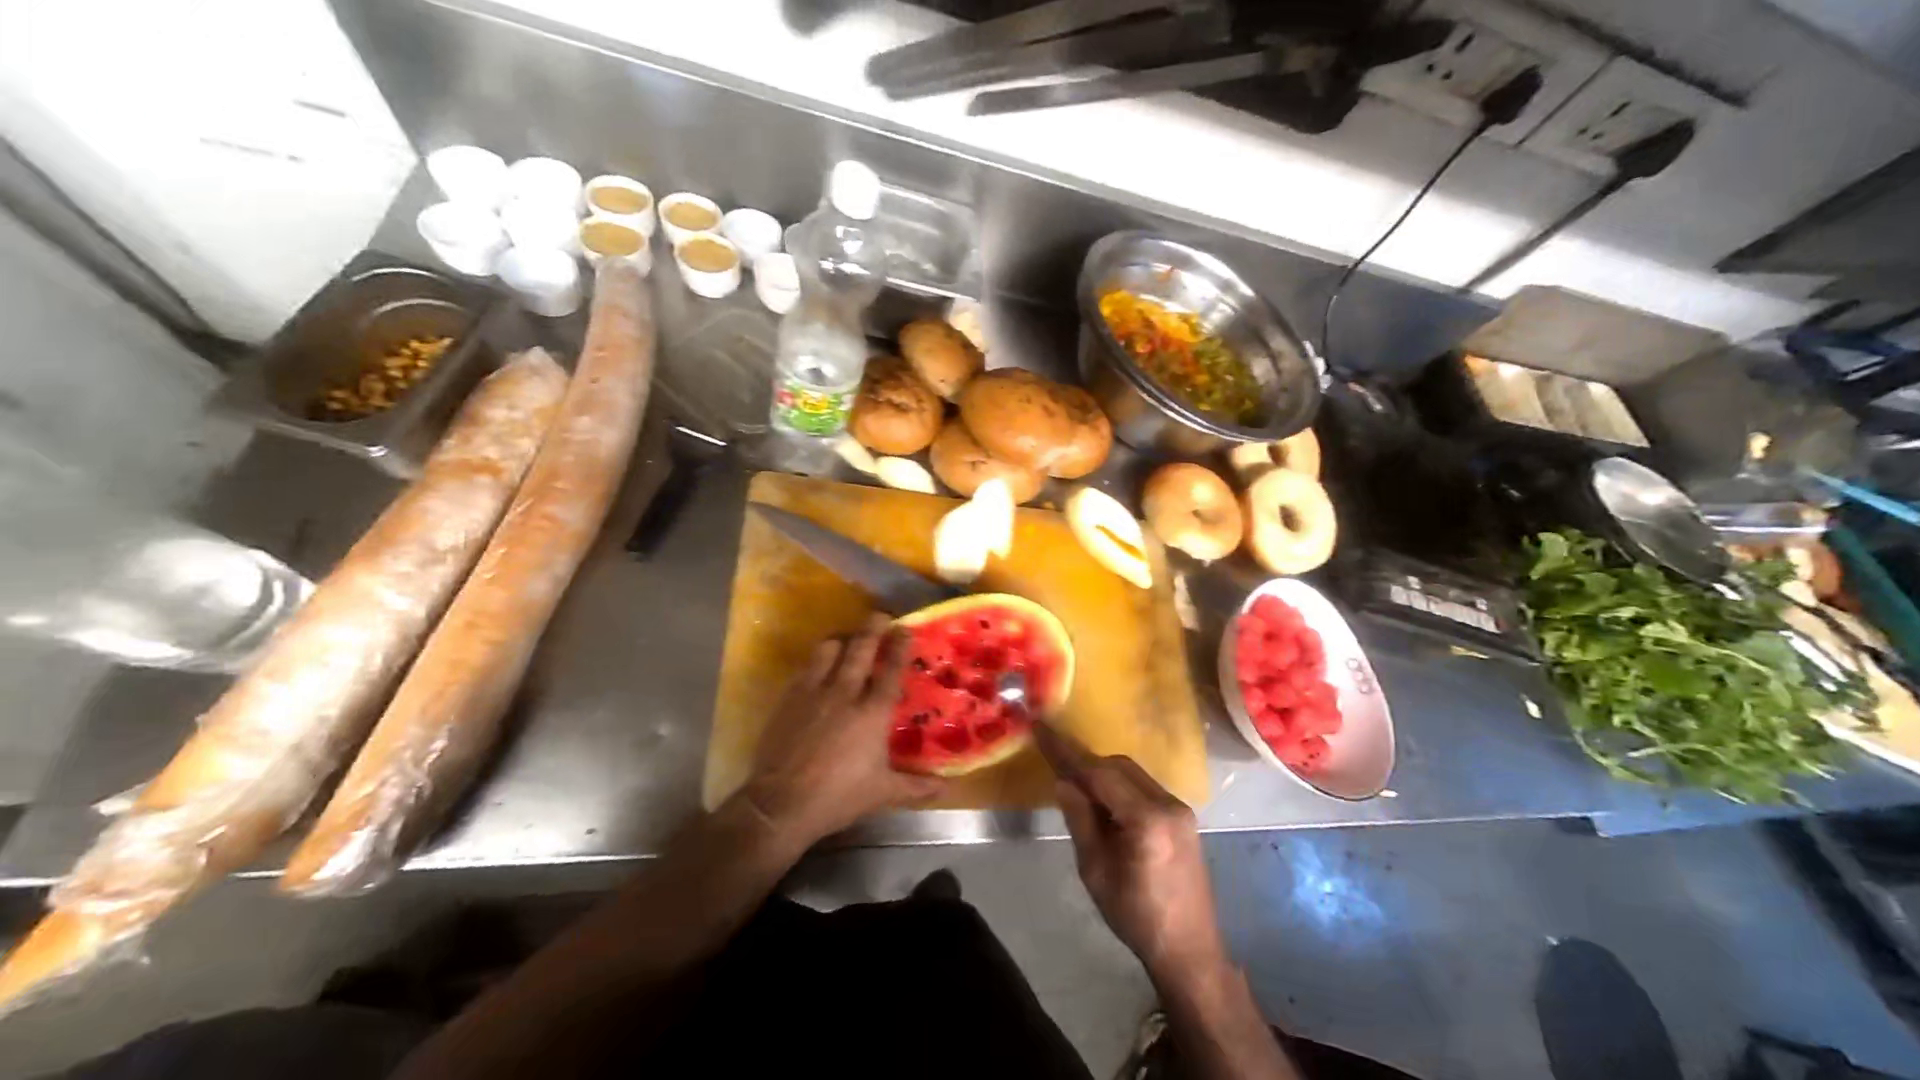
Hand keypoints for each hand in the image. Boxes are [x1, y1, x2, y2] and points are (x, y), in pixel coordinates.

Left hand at [743, 615, 943, 844]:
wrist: (781, 802)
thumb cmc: (838, 796)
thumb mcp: (883, 793)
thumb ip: (916, 786)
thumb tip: (947, 788)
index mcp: (872, 712)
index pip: (890, 670)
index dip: (899, 646)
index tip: (905, 627)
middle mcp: (844, 693)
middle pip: (860, 649)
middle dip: (872, 628)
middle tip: (880, 616)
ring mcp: (812, 692)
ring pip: (828, 650)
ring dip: (841, 640)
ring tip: (848, 640)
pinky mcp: (788, 699)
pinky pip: (805, 668)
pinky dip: (816, 662)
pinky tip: (818, 669)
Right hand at [1036, 725, 1226, 980]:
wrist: (1189, 949)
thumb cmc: (1136, 916)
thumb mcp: (1095, 871)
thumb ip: (1080, 820)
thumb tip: (1064, 782)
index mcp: (1146, 819)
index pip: (1100, 773)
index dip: (1067, 752)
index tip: (1042, 730)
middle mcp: (1168, 804)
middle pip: (1119, 767)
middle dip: (1086, 764)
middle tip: (1056, 767)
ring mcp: (1180, 809)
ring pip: (1133, 775)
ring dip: (1104, 775)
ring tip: (1077, 788)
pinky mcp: (1183, 818)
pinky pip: (1145, 788)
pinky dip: (1121, 787)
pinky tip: (1104, 804)